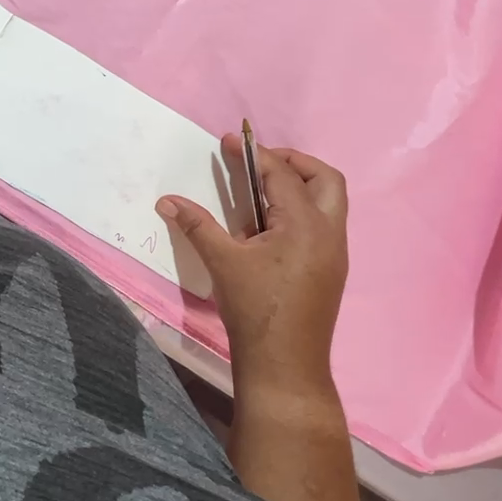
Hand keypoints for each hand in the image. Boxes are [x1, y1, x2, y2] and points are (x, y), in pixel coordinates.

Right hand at [157, 140, 349, 398]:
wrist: (285, 359)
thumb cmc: (254, 306)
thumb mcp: (221, 261)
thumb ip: (197, 225)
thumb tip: (167, 200)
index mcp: (305, 225)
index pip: (282, 176)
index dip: (255, 154)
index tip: (229, 141)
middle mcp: (329, 231)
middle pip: (325, 179)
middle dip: (293, 161)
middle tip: (258, 160)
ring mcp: (334, 250)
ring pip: (329, 201)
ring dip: (298, 184)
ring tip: (259, 187)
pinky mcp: (329, 265)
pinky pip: (322, 221)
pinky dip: (299, 207)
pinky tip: (266, 221)